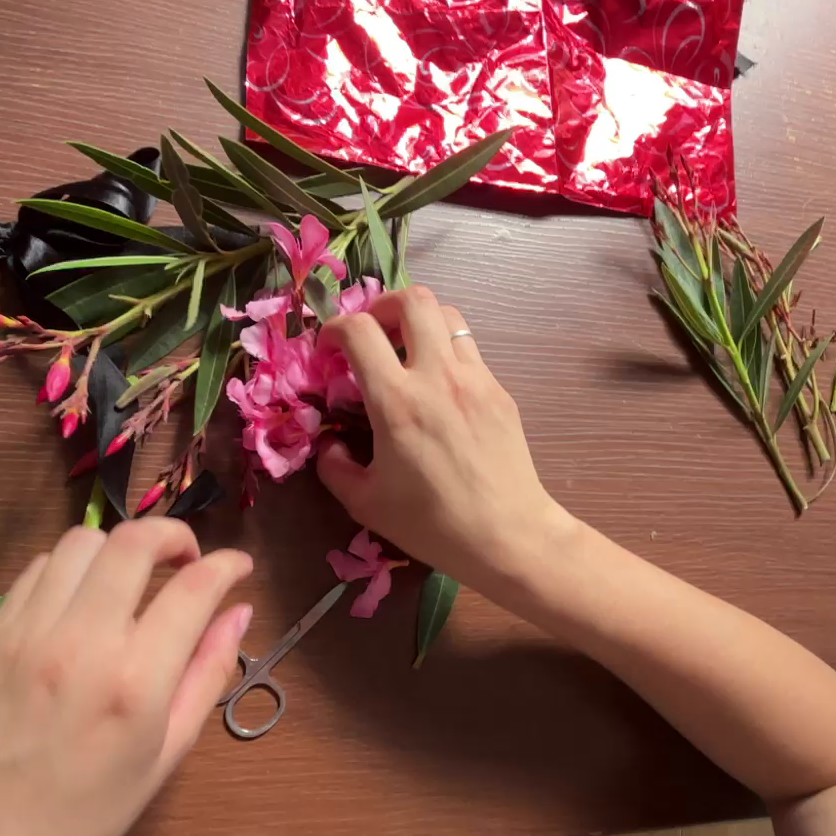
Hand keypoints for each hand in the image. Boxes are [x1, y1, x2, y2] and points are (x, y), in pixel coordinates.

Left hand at [0, 521, 252, 835]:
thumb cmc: (89, 812)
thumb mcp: (169, 751)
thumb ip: (209, 672)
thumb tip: (240, 612)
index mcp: (136, 680)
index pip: (194, 587)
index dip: (228, 564)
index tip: (240, 566)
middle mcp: (81, 641)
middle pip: (134, 541)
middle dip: (175, 536)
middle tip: (188, 563)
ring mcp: (27, 632)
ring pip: (83, 541)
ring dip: (122, 548)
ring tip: (134, 581)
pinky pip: (41, 568)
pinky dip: (76, 568)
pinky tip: (86, 602)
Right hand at [318, 286, 572, 592]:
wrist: (507, 536)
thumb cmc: (432, 525)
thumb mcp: (366, 504)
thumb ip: (335, 467)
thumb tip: (330, 445)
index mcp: (397, 401)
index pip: (359, 330)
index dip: (334, 330)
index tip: (329, 353)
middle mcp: (438, 376)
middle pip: (414, 299)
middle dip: (383, 306)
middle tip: (372, 336)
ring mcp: (476, 379)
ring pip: (448, 315)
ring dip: (419, 323)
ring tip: (406, 353)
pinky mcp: (500, 392)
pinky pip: (469, 350)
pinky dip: (446, 352)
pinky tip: (440, 389)